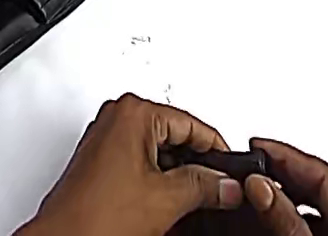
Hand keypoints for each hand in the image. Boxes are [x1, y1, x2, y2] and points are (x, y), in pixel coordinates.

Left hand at [18, 94, 243, 235]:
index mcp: (134, 111)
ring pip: (157, 148)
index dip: (216, 149)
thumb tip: (226, 184)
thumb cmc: (95, 217)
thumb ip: (202, 186)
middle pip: (173, 133)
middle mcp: (118, 115)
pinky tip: (167, 204)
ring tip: (194, 202)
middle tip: (217, 190)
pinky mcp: (101, 156)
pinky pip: (139, 158)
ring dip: (177, 174)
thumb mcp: (164, 200)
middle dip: (195, 163)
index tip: (232, 172)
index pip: (190, 123)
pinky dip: (157, 178)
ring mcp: (107, 135)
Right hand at [240, 139, 327, 235]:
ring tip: (251, 194)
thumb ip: (288, 222)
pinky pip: (312, 228)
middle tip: (246, 168)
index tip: (254, 144)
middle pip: (314, 188)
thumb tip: (258, 185)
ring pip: (311, 210)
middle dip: (278, 176)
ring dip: (280, 200)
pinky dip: (287, 223)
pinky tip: (266, 222)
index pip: (321, 171)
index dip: (284, 154)